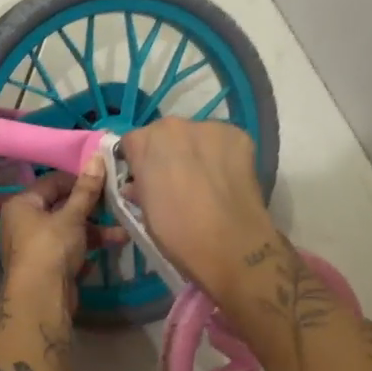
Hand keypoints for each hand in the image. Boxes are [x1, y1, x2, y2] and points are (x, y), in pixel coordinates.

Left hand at [0, 156, 107, 294]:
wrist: (40, 299)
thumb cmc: (51, 248)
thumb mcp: (72, 216)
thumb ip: (86, 190)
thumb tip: (97, 157)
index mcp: (21, 204)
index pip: (51, 182)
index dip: (78, 180)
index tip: (104, 181)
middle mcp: (22, 223)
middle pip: (61, 208)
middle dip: (91, 210)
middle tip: (116, 205)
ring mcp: (33, 247)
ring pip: (67, 231)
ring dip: (94, 232)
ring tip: (122, 234)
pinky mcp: (45, 267)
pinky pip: (68, 251)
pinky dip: (86, 251)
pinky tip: (106, 253)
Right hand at [118, 118, 274, 296]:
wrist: (230, 245)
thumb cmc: (176, 233)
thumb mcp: (144, 211)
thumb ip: (139, 188)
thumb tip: (139, 185)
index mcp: (143, 141)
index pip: (132, 143)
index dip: (138, 163)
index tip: (145, 181)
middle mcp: (174, 125)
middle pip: (165, 134)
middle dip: (168, 153)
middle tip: (177, 181)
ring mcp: (209, 127)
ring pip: (196, 136)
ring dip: (196, 152)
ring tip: (206, 181)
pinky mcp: (239, 135)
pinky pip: (223, 142)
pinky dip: (222, 155)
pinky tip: (227, 179)